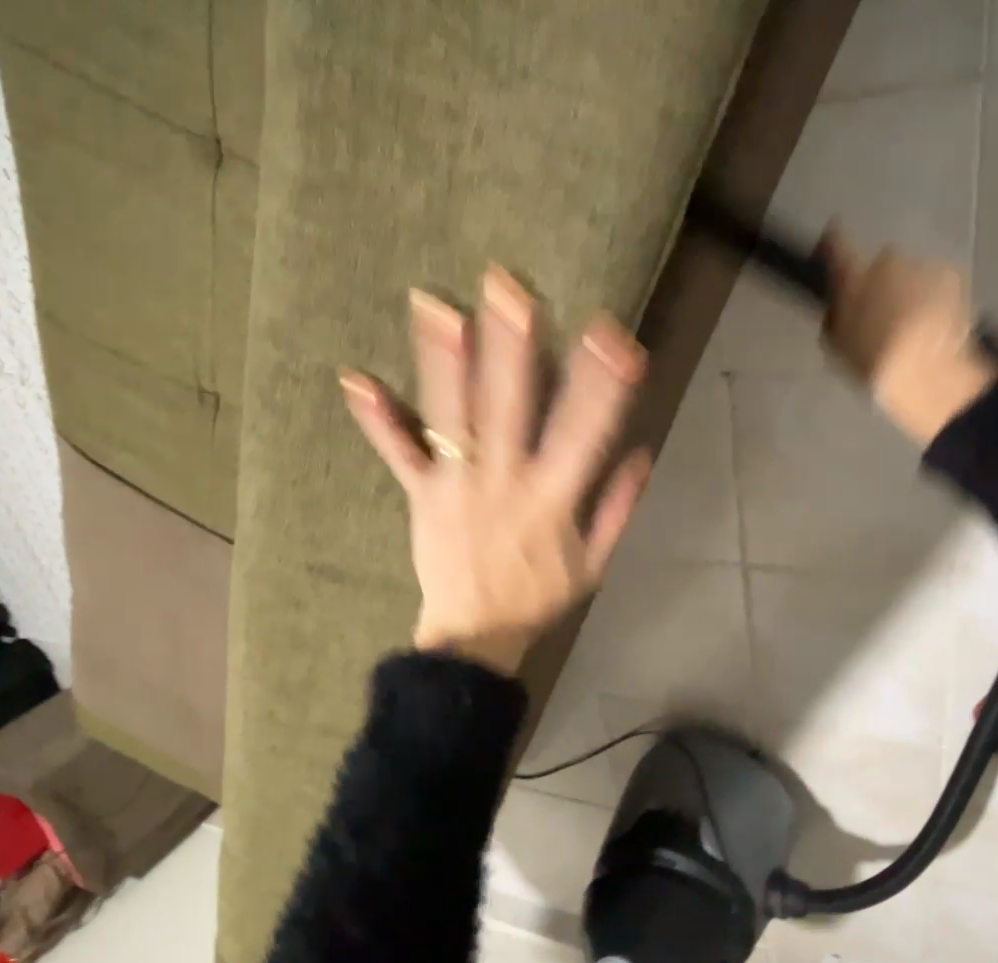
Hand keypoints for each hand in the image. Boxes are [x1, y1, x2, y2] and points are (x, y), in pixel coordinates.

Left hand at [340, 266, 651, 675]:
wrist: (475, 637)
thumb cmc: (538, 597)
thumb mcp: (594, 562)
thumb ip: (616, 507)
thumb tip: (641, 452)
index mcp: (553, 499)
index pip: (584, 432)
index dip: (600, 385)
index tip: (612, 336)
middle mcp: (506, 484)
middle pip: (510, 410)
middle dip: (512, 350)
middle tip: (509, 291)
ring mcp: (458, 488)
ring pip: (454, 420)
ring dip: (446, 364)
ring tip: (436, 308)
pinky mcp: (422, 496)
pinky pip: (400, 455)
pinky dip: (379, 421)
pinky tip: (356, 380)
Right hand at [820, 231, 996, 444]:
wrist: (932, 374)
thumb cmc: (877, 365)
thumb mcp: (839, 347)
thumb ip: (835, 315)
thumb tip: (837, 301)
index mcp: (855, 278)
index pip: (836, 245)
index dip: (832, 243)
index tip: (832, 241)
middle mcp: (888, 262)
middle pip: (881, 264)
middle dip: (882, 282)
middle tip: (883, 316)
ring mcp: (923, 266)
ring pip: (911, 273)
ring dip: (910, 290)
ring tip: (912, 325)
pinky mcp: (952, 276)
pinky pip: (936, 281)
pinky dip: (934, 296)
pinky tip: (934, 323)